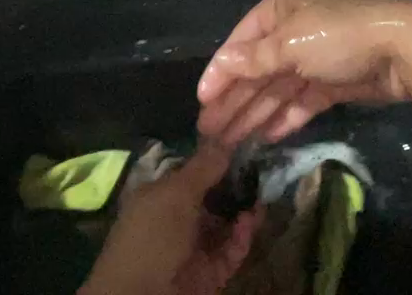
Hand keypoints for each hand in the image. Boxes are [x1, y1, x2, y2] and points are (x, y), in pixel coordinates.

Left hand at [81, 145, 260, 294]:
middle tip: (259, 174)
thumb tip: (225, 137)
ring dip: (242, 213)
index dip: (214, 162)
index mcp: (159, 197)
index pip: (190, 175)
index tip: (241, 149)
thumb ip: (203, 168)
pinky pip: (229, 252)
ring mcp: (192, 249)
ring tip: (260, 198)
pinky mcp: (208, 275)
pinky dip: (241, 238)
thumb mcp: (175, 195)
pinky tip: (251, 222)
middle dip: (234, 189)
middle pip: (210, 200)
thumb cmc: (151, 236)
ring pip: (223, 226)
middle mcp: (175, 221)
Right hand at [196, 0, 411, 145]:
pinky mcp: (335, 80)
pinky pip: (302, 99)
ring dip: (255, 112)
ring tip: (230, 142)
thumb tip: (223, 63)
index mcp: (283, 5)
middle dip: (235, 99)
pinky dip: (285, 116)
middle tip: (209, 132)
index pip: (243, 40)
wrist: (405, 50)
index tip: (202, 100)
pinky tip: (266, 136)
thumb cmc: (340, 35)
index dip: (221, 71)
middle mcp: (296, 26)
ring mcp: (317, 54)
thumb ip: (256, 59)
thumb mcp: (293, 43)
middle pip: (258, 67)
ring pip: (278, 87)